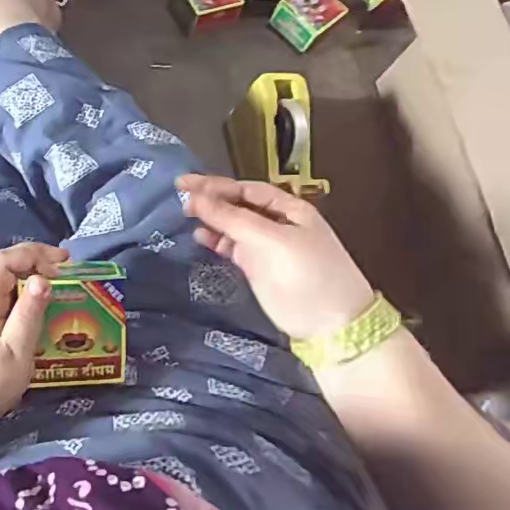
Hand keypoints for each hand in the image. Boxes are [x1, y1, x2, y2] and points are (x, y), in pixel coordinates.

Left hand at [0, 242, 69, 432]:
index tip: (62, 265)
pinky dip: (34, 297)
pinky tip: (51, 308)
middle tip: (70, 271)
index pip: (4, 261)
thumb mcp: (14, 351)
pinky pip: (14, 301)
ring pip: (13, 283)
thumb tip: (43, 279)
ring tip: (66, 287)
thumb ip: (28, 314)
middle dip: (39, 262)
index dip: (33, 254)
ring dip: (39, 279)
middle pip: (8, 266)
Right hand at [178, 173, 372, 342]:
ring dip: (211, 219)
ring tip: (185, 215)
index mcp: (289, 209)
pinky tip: (200, 237)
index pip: (247, 189)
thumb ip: (234, 219)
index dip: (216, 185)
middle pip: (238, 204)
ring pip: (233, 225)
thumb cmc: (309, 276)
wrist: (330, 325)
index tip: (186, 184)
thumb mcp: (272, 241)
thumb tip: (198, 198)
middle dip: (210, 198)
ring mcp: (266, 246)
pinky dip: (216, 241)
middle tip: (180, 195)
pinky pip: (232, 247)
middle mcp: (277, 223)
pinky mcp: (257, 268)